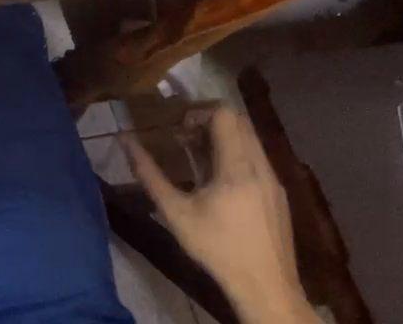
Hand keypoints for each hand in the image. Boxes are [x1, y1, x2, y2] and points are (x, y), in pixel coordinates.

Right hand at [125, 105, 319, 323]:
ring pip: (250, 139)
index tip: (178, 128)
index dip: (198, 111)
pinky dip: (236, 154)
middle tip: (184, 137)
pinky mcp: (279, 195)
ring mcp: (274, 182)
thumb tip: (123, 139)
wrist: (268, 291)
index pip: (225, 114)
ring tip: (197, 158)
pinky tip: (218, 181)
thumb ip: (148, 173)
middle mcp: (261, 167)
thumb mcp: (175, 212)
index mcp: (238, 167)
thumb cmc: (218, 248)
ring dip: (223, 138)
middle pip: (239, 121)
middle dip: (209, 121)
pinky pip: (257, 158)